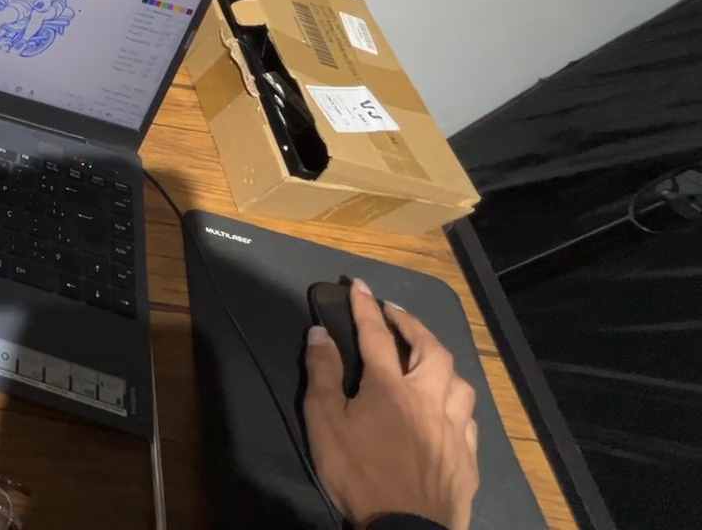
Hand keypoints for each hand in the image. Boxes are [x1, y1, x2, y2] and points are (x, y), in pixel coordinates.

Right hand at [304, 279, 480, 529]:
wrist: (404, 528)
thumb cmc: (356, 469)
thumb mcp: (323, 418)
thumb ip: (322, 372)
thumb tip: (320, 332)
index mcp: (390, 388)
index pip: (377, 335)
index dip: (366, 306)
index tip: (358, 284)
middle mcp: (428, 401)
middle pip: (432, 352)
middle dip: (412, 326)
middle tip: (394, 313)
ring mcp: (454, 430)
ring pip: (460, 383)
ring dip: (441, 361)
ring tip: (424, 357)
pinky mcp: (468, 457)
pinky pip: (469, 417)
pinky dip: (455, 398)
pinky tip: (445, 404)